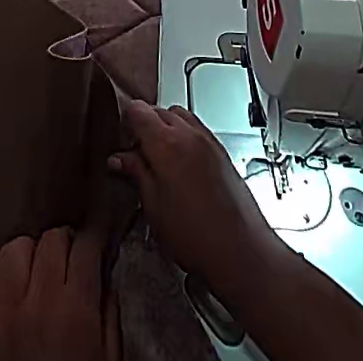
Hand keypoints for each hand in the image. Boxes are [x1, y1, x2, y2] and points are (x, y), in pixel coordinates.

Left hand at [0, 227, 117, 360]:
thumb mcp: (110, 360)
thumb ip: (109, 314)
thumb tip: (103, 274)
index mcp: (77, 310)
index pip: (85, 244)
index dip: (96, 226)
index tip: (101, 219)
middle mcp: (38, 304)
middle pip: (51, 239)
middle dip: (66, 240)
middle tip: (73, 254)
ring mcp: (3, 317)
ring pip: (12, 250)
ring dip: (30, 254)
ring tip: (39, 270)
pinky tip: (2, 289)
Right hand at [107, 101, 284, 293]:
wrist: (242, 253)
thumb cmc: (198, 237)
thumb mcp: (153, 207)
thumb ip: (135, 174)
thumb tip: (120, 159)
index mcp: (166, 144)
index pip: (137, 110)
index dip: (125, 122)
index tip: (122, 141)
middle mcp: (189, 134)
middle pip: (158, 109)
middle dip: (144, 125)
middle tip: (137, 153)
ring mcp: (208, 140)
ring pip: (179, 115)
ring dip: (166, 128)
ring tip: (160, 159)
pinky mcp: (222, 151)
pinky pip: (197, 129)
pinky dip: (184, 135)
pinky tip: (181, 165)